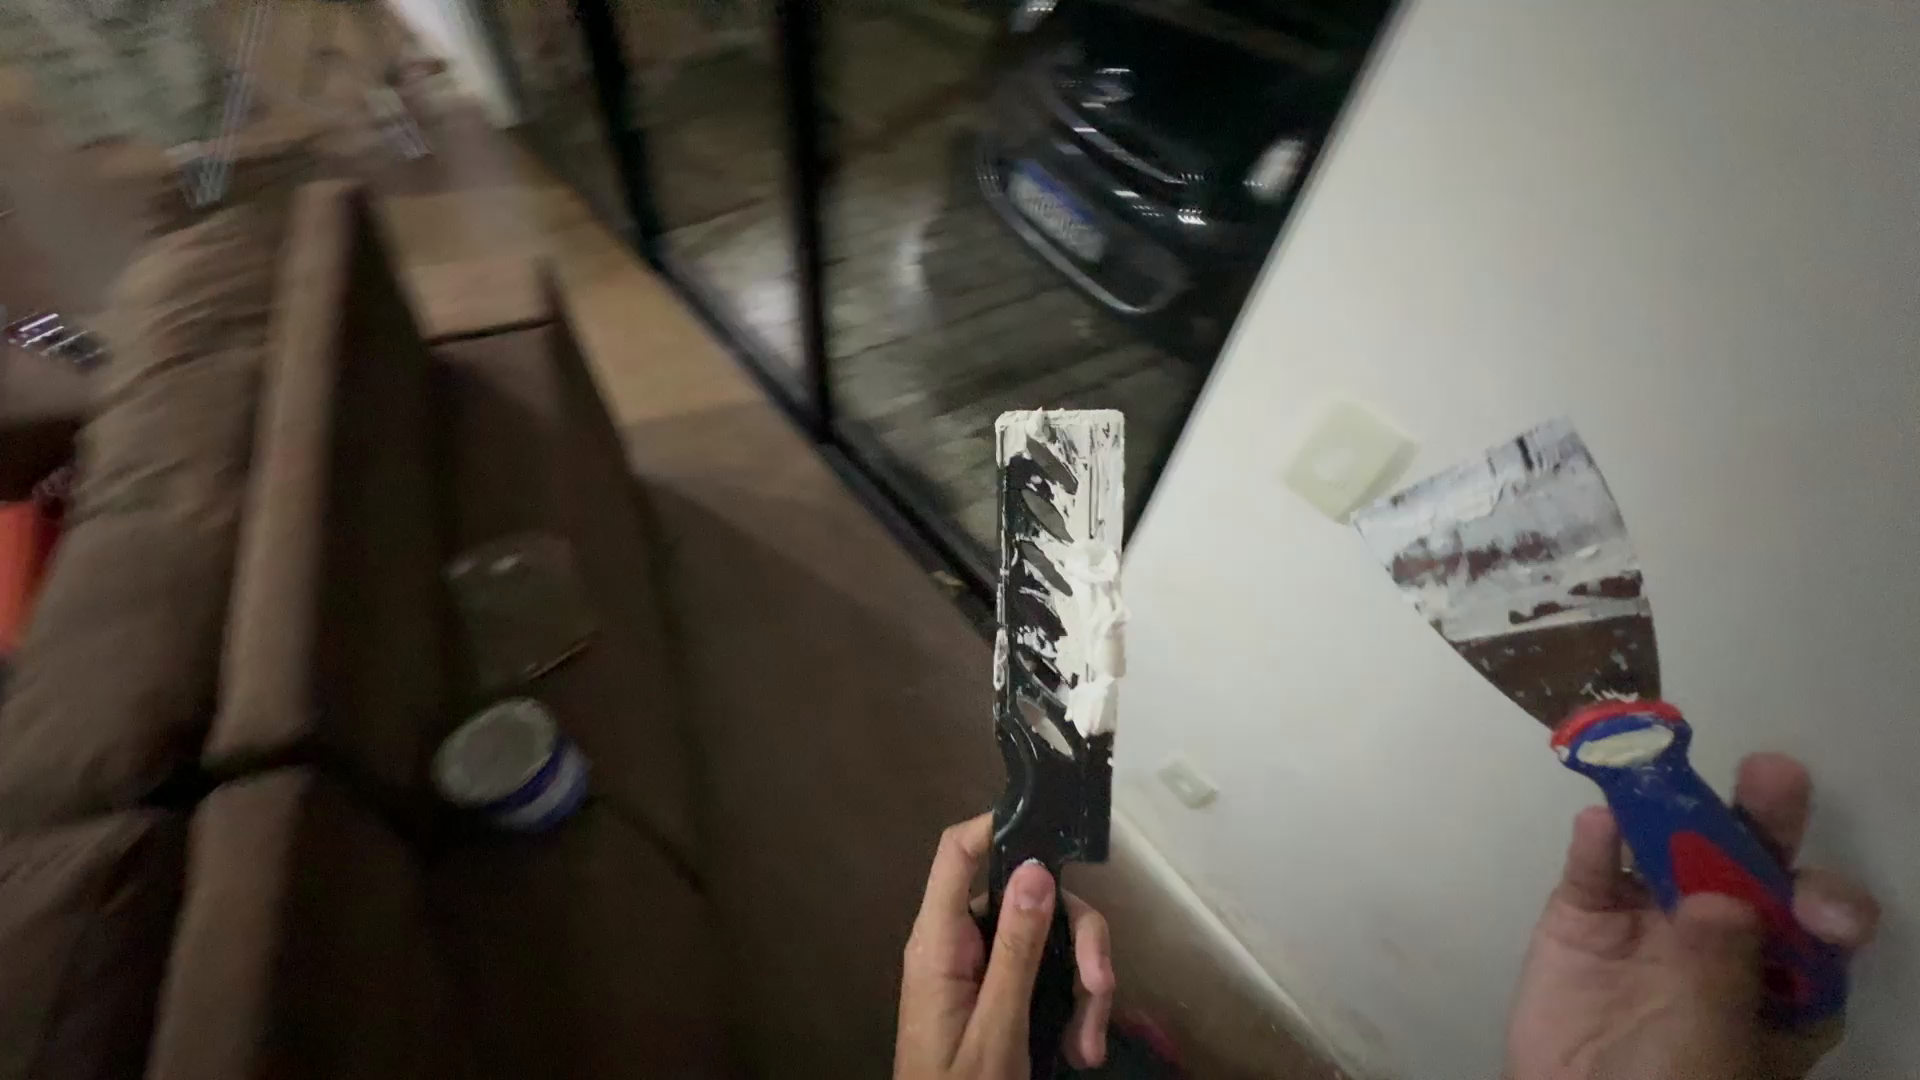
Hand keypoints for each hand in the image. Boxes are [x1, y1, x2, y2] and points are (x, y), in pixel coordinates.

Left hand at [895, 814, 1115, 1078]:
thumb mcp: (996, 1030)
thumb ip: (1016, 949)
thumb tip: (1035, 868)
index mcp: (940, 939)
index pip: (957, 853)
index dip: (996, 826)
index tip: (1050, 829)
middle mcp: (961, 940)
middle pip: (1025, 894)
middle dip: (1074, 934)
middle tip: (1101, 986)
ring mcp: (985, 966)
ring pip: (1048, 934)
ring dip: (1082, 981)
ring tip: (1089, 1041)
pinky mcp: (1004, 991)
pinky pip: (1047, 971)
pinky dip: (1073, 1003)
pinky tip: (1082, 1046)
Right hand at [1506, 753, 1880, 1079]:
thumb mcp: (1710, 1047)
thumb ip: (1718, 975)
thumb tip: (1725, 897)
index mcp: (1781, 985)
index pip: (1816, 930)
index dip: (1824, 904)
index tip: (1818, 901)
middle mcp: (1719, 940)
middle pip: (1745, 872)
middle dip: (1761, 824)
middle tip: (1776, 774)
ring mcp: (1644, 921)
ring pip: (1663, 855)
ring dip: (1667, 811)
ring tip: (1667, 766)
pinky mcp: (1580, 913)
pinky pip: (1591, 871)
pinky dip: (1594, 844)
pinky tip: (1599, 819)